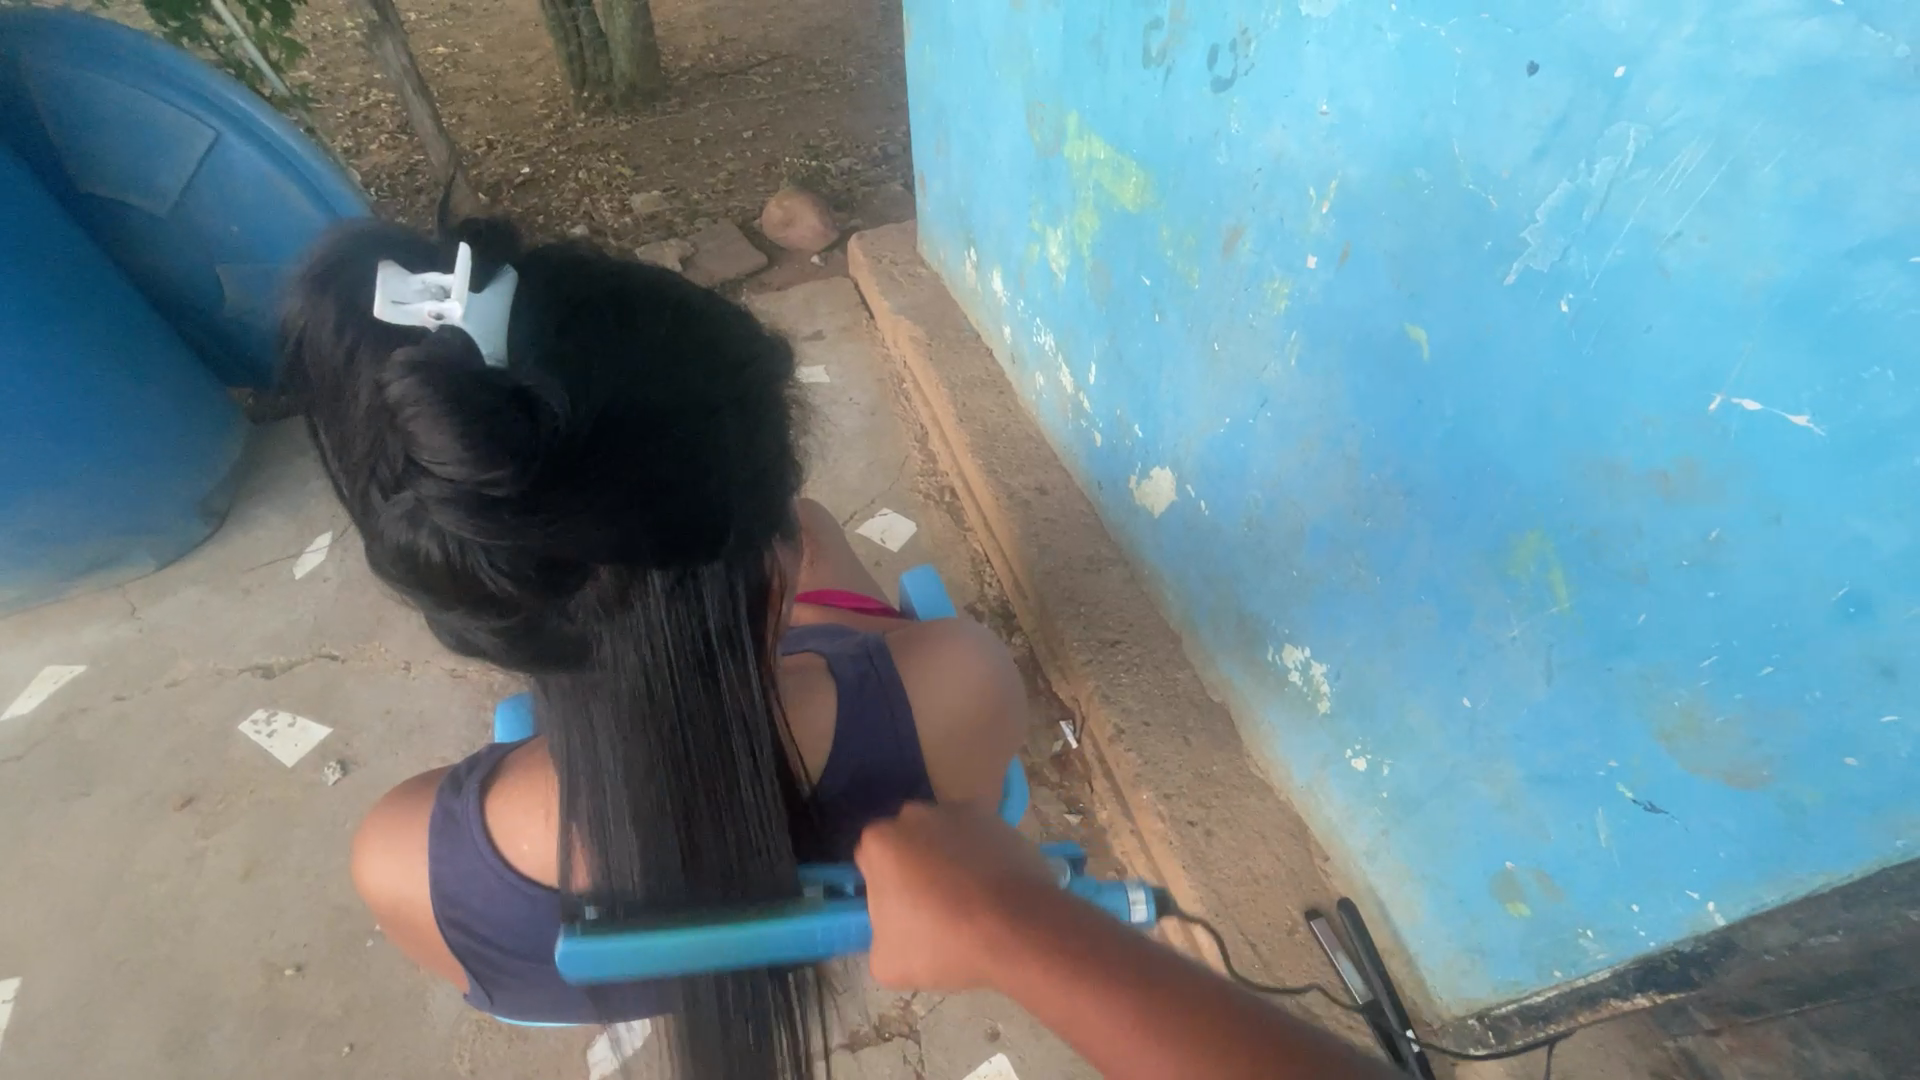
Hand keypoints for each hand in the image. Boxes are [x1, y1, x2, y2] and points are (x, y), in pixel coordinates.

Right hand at [853, 802, 1058, 990]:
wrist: (1018, 928)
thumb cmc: (944, 943)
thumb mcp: (887, 962)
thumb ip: (877, 935)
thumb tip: (890, 928)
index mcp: (881, 841)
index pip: (868, 859)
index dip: (881, 886)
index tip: (898, 911)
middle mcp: (915, 814)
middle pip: (905, 841)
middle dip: (912, 865)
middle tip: (930, 907)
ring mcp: (958, 810)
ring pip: (941, 835)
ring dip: (947, 857)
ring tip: (967, 899)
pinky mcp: (995, 817)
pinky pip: (976, 837)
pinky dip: (979, 855)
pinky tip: (991, 888)